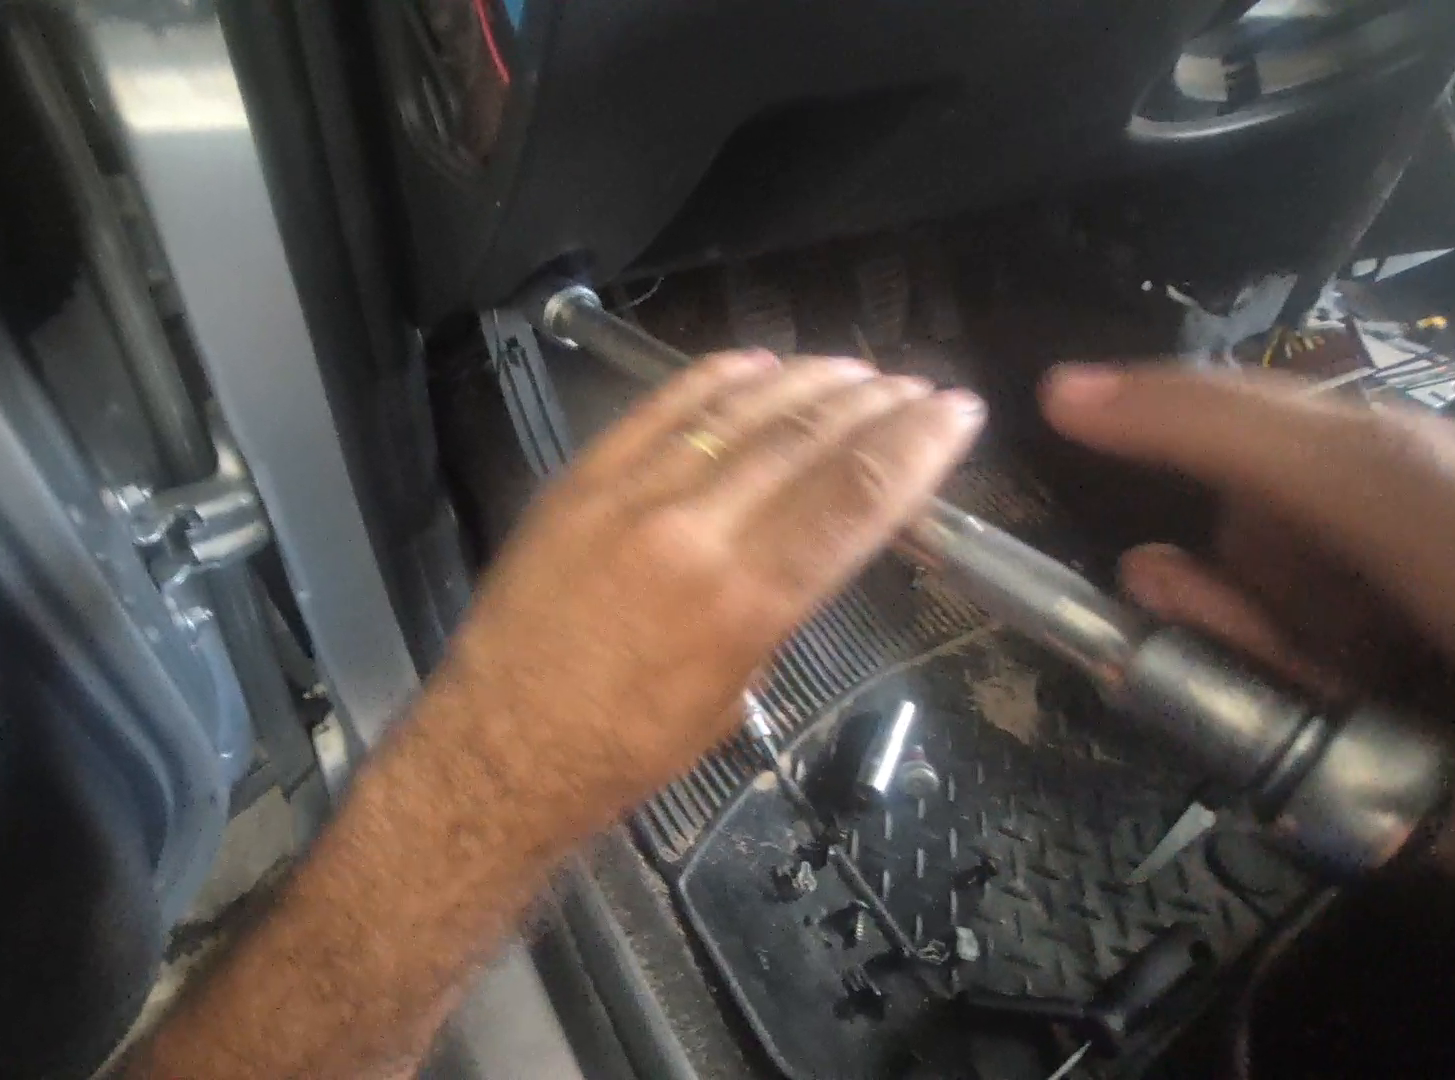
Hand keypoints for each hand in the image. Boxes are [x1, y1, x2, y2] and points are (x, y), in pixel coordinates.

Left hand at [428, 351, 984, 838]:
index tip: (955, 413)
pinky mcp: (579, 480)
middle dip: (875, 404)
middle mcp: (693, 530)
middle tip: (916, 384)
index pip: (854, 498)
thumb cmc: (623, 750)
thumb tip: (811, 545)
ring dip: (808, 381)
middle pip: (805, 440)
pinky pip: (658, 410)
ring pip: (737, 413)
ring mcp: (629, 494)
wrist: (499, 747)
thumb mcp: (729, 696)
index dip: (916, 449)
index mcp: (744, 601)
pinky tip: (757, 363)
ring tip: (855, 367)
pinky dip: (715, 379)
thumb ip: (776, 609)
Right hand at [1043, 363, 1454, 896]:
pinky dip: (1374, 536)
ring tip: (1402, 662)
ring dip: (1318, 557)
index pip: (1355, 466)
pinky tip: (1450, 615)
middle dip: (1266, 559)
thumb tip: (1148, 573)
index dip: (1192, 419)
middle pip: (1318, 470)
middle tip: (1313, 670)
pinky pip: (1406, 464)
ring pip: (1350, 463)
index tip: (1063, 397)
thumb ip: (1283, 710)